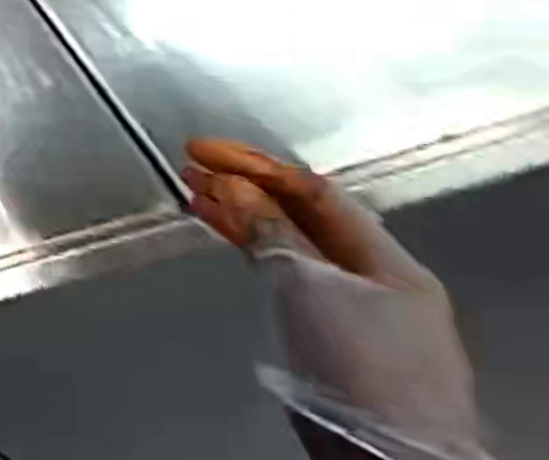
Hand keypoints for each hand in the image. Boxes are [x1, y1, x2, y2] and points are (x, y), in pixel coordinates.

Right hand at [183, 140, 481, 458]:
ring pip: (287, 237)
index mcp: (385, 260)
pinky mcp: (324, 322)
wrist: (381, 447)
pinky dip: (247, 240)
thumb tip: (233, 184)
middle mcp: (372, 275)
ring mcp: (351, 300)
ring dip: (240, 209)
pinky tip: (219, 227)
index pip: (314, 191)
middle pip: (301, 213)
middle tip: (193, 163)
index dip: (256, 164)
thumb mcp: (305, 282)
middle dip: (244, 184)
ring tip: (195, 189)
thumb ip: (268, 229)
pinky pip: (280, 262)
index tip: (202, 148)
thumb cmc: (358, 360)